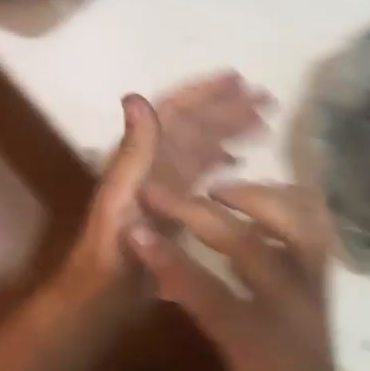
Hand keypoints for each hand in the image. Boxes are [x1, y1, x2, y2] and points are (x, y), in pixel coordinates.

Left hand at [68, 76, 269, 286]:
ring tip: (263, 122)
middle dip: (225, 108)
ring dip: (227, 130)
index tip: (237, 79)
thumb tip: (134, 96)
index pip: (174, 112)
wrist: (103, 291)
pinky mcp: (172, 207)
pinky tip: (240, 160)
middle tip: (266, 99)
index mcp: (140, 156)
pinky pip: (199, 174)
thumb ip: (134, 149)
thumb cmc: (111, 246)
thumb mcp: (122, 195)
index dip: (203, 93)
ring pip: (199, 146)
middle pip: (192, 125)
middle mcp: (152, 163)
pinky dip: (219, 161)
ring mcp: (163, 184)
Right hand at [128, 182, 369, 370]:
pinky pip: (316, 224)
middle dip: (201, 216)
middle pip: (253, 248)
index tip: (136, 232)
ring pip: (299, 227)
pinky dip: (287, 199)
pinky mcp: (321, 277)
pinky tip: (250, 195)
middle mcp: (292, 310)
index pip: (214, 296)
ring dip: (256, 199)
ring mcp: (313, 289)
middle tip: (157, 192)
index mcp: (263, 347)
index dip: (173, 263)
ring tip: (213, 187)